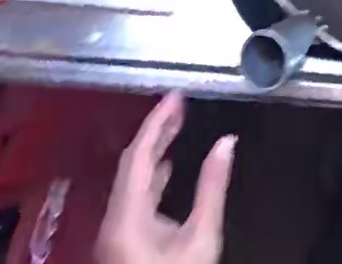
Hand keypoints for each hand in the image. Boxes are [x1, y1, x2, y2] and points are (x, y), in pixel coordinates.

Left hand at [95, 93, 234, 263]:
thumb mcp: (202, 241)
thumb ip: (212, 187)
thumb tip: (227, 142)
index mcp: (127, 217)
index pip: (138, 154)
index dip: (157, 120)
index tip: (177, 95)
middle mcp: (114, 222)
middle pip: (131, 164)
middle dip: (155, 131)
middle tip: (180, 104)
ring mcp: (115, 236)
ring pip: (130, 181)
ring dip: (153, 151)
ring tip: (177, 126)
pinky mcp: (122, 246)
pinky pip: (133, 197)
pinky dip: (151, 175)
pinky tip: (168, 169)